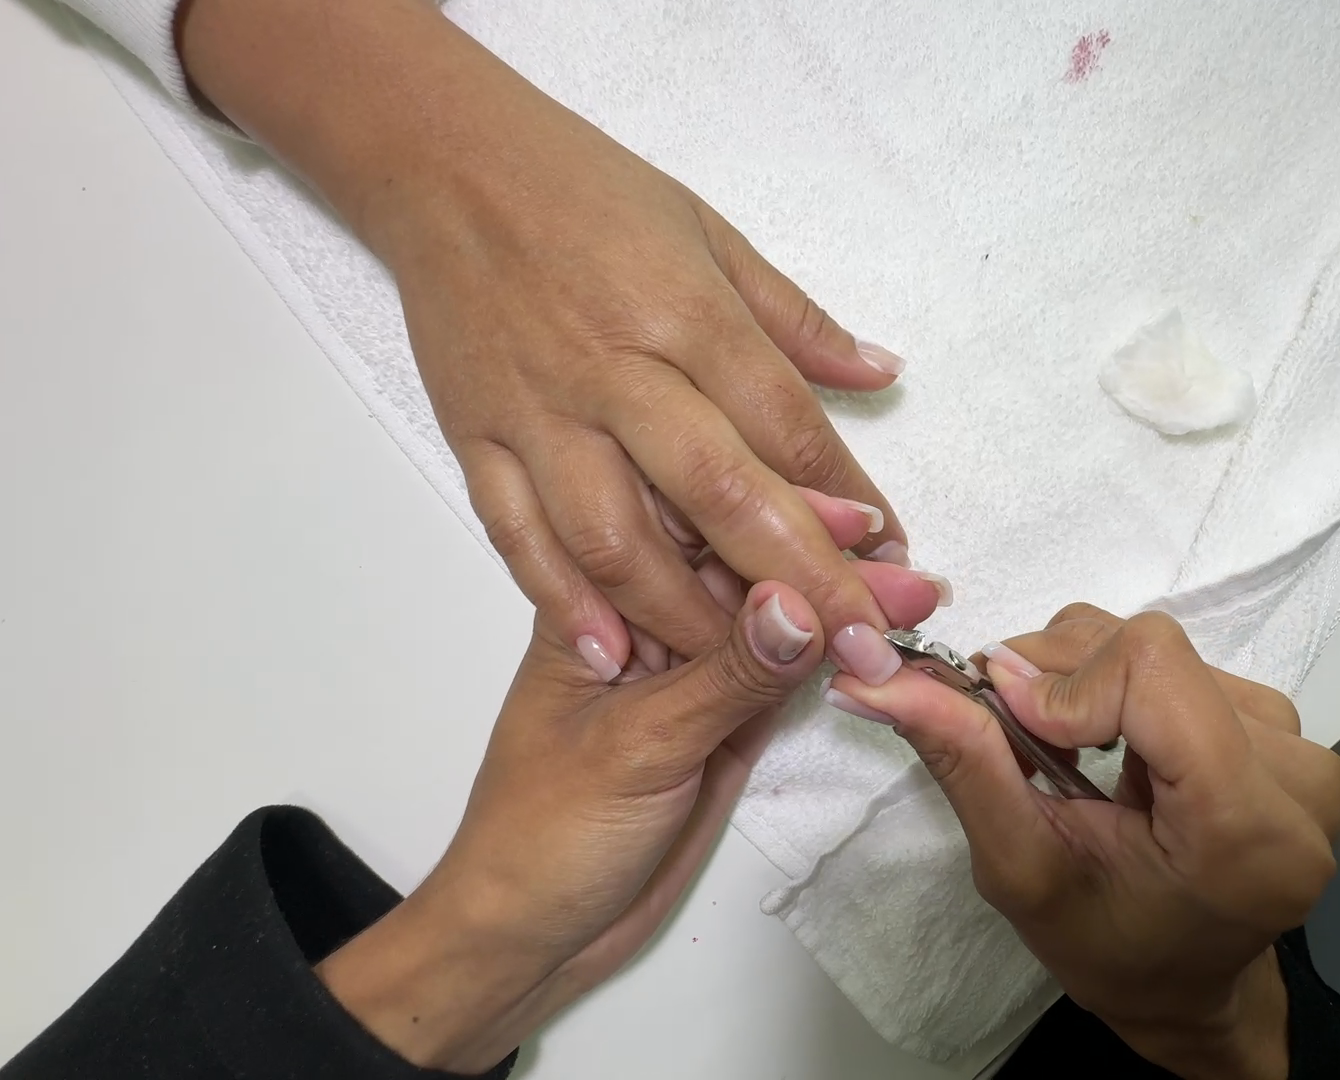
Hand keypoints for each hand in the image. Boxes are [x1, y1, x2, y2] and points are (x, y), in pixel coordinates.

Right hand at [178, 0, 915, 683]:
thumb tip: (884, 373)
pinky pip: (517, 537)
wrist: (444, 161)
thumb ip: (799, 321)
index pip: (787, 426)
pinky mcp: (477, 441)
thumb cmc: (593, 197)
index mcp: (688, 315)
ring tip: (749, 665)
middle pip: (720, 495)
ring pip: (617, 538)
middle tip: (858, 647)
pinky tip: (615, 657)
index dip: (848, 499)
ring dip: (688, 615)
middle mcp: (617, 374)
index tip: (895, 559)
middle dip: (798, 582)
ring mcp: (539, 415)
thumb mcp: (715, 236)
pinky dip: (564, 604)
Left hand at [314, 517, 940, 1071]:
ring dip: (844, 610)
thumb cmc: (553, 831)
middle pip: (752, 571)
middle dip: (830, 567)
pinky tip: (878, 640)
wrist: (540, 932)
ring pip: (780, 619)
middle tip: (910, 577)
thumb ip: (727, 673)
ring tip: (917, 601)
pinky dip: (834, 656)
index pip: (696, 530)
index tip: (857, 523)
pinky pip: (789, 671)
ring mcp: (699, 664)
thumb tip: (805, 602)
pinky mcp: (730, 710)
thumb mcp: (640, 742)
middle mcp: (657, 615)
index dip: (777, 515)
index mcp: (605, 596)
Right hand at [826, 606, 1339, 1079]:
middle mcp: (1295, 773)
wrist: (1186, 984)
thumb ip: (960, 759)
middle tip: (1019, 739)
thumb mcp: (1018, 867)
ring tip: (1062, 748)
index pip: (1151, 666)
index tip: (1009, 723)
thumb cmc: (1106, 947)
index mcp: (1246, 827)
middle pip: (1149, 649)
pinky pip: (1176, 660)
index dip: (1062, 682)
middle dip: (1058, 679)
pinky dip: (1114, 682)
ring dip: (1081, 680)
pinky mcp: (1278, 725)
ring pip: (1156, 646)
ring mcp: (1296, 743)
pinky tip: (1105, 738)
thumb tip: (874, 677)